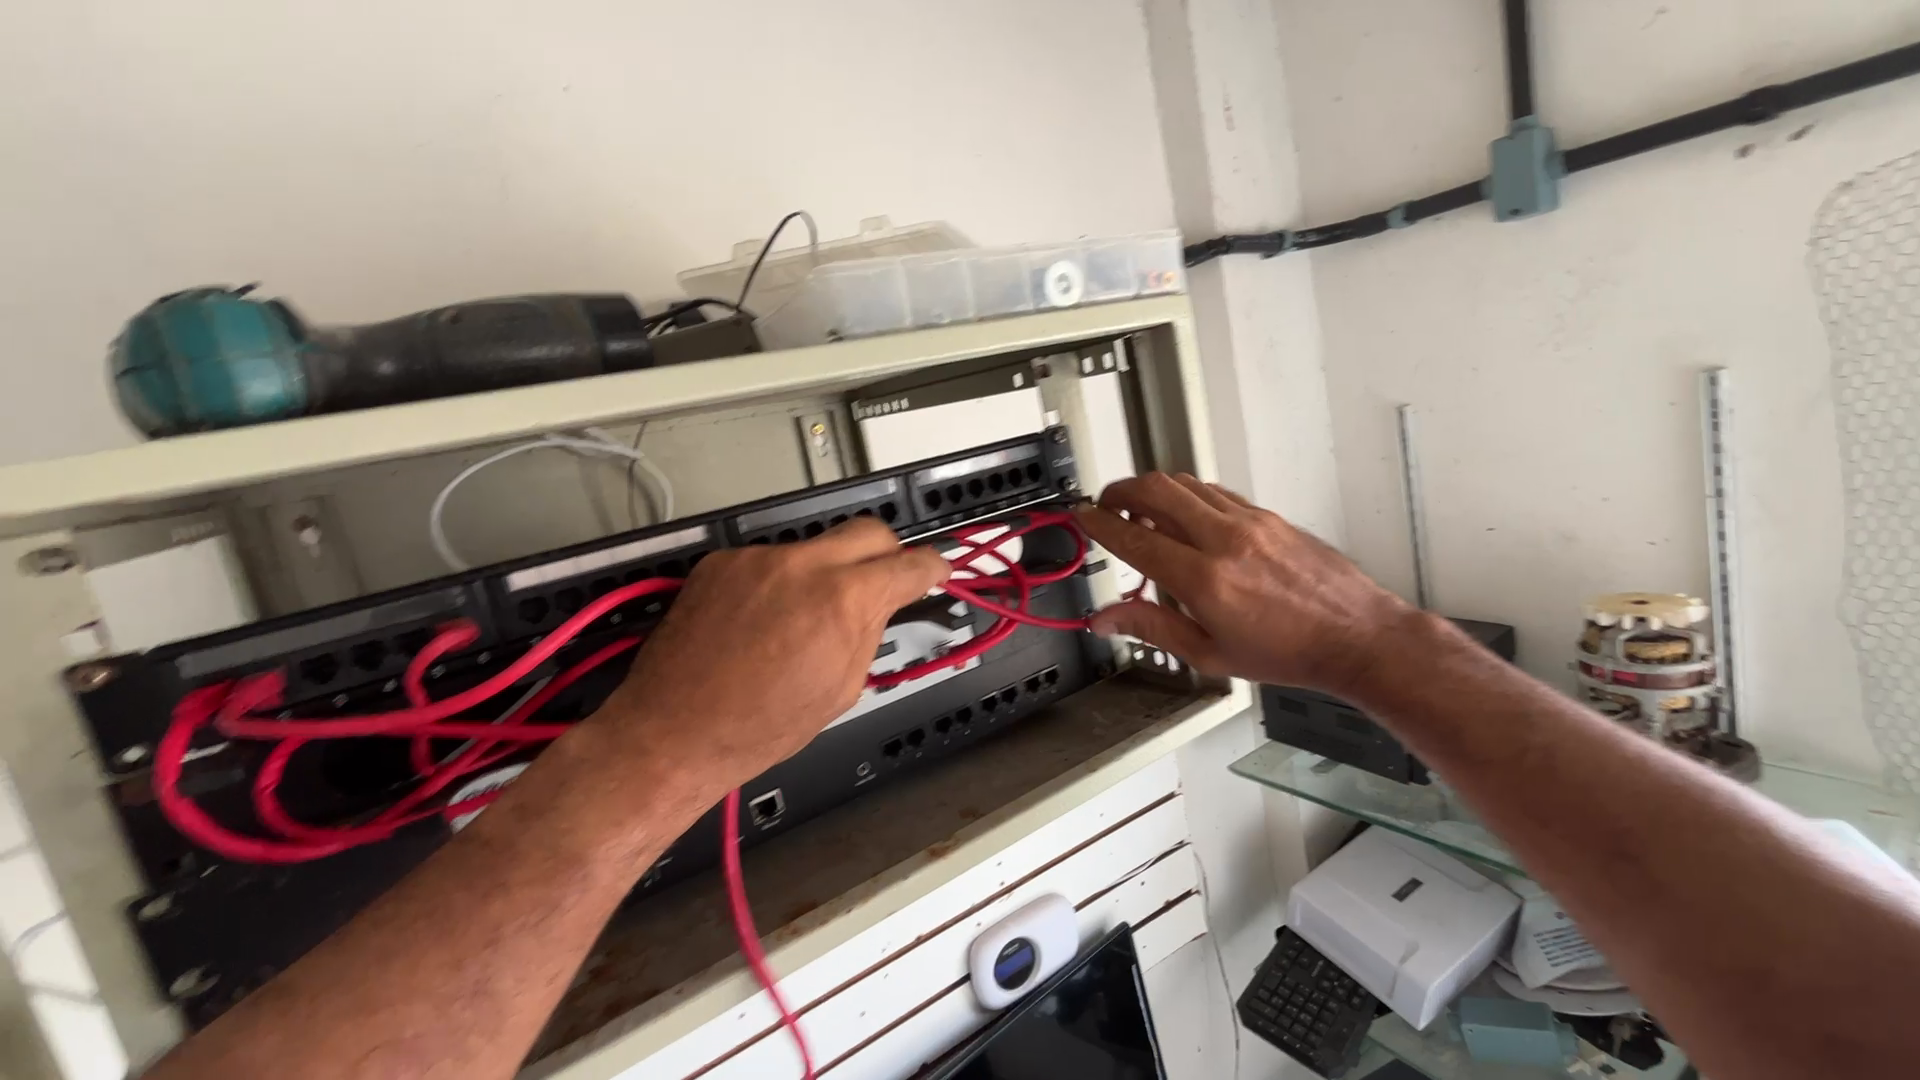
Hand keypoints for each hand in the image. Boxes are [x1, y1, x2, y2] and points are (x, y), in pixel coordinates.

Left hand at [590, 519, 950, 795]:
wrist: (675, 731)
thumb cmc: (760, 727)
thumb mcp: (842, 689)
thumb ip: (868, 632)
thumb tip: (878, 605)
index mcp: (843, 600)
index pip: (909, 564)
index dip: (932, 568)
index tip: (934, 570)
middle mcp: (803, 565)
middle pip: (869, 531)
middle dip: (886, 554)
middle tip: (881, 584)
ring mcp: (758, 558)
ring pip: (815, 548)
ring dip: (825, 573)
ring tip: (802, 620)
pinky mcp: (722, 561)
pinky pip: (769, 560)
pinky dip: (778, 583)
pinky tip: (761, 621)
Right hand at [1075, 473, 1414, 694]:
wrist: (1356, 636)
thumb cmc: (1291, 652)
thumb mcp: (1209, 654)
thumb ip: (1152, 627)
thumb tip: (1107, 620)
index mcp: (1205, 580)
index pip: (1135, 538)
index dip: (1100, 524)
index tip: (1084, 518)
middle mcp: (1226, 541)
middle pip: (1156, 490)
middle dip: (1120, 491)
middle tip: (1106, 503)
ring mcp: (1250, 522)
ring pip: (1185, 484)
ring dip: (1153, 489)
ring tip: (1140, 510)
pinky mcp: (1268, 516)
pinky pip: (1215, 492)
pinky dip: (1187, 495)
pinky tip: (1184, 515)